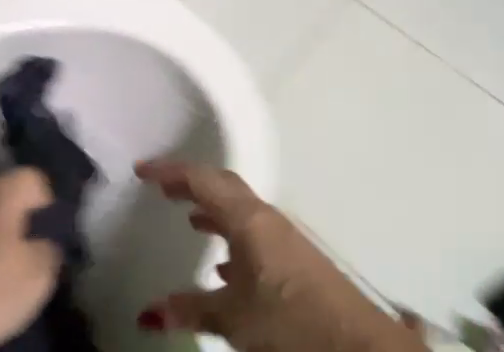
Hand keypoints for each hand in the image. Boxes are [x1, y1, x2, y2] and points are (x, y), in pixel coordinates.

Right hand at [135, 159, 425, 351]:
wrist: (361, 350)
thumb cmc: (291, 323)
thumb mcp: (233, 318)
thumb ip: (190, 309)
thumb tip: (146, 313)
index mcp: (250, 220)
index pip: (204, 181)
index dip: (171, 172)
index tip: (142, 170)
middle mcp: (269, 220)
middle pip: (224, 188)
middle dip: (192, 185)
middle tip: (162, 188)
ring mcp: (286, 241)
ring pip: (242, 213)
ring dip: (214, 211)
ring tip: (189, 219)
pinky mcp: (298, 263)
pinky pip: (255, 235)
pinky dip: (233, 238)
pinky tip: (223, 266)